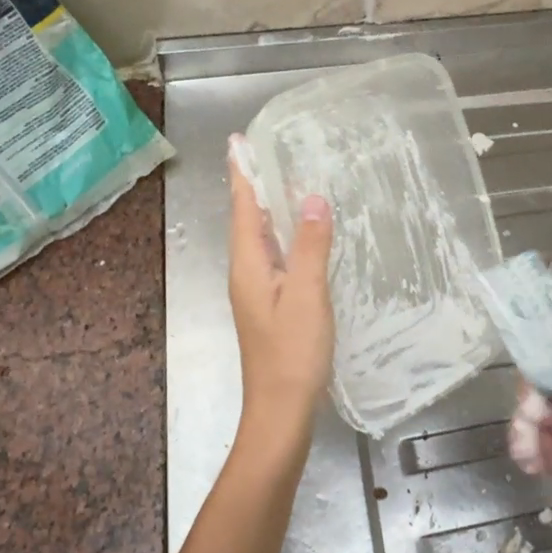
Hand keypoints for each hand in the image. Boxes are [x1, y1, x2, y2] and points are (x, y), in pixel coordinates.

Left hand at [227, 134, 334, 434]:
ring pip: (261, 238)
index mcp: (248, 264)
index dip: (242, 173)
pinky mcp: (271, 305)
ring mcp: (257, 290)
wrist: (280, 411)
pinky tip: (302, 235)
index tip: (238, 141)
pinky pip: (274, 256)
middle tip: (267, 150)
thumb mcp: (307, 295)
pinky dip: (284, 234)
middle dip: (254, 184)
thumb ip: (311, 246)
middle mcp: (247, 272)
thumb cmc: (292, 353)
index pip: (243, 207)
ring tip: (283, 179)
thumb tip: (313, 198)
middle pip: (247, 219)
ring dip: (269, 207)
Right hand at [508, 316, 551, 552]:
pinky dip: (523, 447)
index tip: (522, 330)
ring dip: (524, 424)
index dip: (549, 335)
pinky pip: (526, 438)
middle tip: (533, 411)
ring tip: (531, 448)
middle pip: (542, 375)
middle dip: (531, 392)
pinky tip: (532, 464)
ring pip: (530, 407)